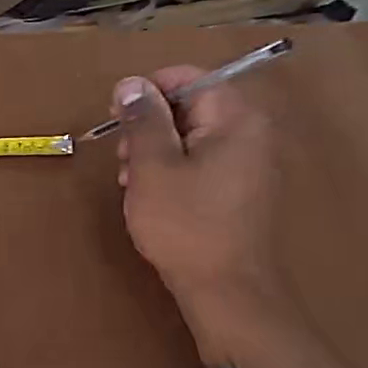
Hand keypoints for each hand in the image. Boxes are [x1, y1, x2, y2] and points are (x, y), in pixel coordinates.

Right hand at [114, 68, 280, 305]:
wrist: (224, 288)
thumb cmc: (185, 225)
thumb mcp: (153, 167)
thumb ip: (142, 120)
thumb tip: (130, 83)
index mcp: (235, 119)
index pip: (190, 78)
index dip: (148, 90)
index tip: (116, 115)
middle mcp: (251, 134)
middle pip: (192, 107)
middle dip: (150, 126)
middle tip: (121, 157)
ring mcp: (249, 165)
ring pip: (193, 138)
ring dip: (156, 151)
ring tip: (130, 182)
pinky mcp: (240, 192)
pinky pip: (202, 164)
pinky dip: (173, 171)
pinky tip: (151, 197)